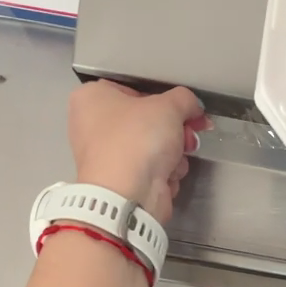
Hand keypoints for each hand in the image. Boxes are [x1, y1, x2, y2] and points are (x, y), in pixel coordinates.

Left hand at [68, 81, 212, 223]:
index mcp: (92, 97)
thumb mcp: (169, 106)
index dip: (168, 102)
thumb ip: (185, 99)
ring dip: (173, 155)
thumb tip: (193, 105)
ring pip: (153, 149)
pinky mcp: (120, 182)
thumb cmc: (138, 139)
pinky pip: (149, 171)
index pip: (137, 91)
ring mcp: (106, 157)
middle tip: (188, 137)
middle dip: (174, 133)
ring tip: (175, 161)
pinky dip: (163, 174)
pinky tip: (165, 177)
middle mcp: (93, 125)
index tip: (189, 113)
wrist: (128, 195)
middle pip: (147, 122)